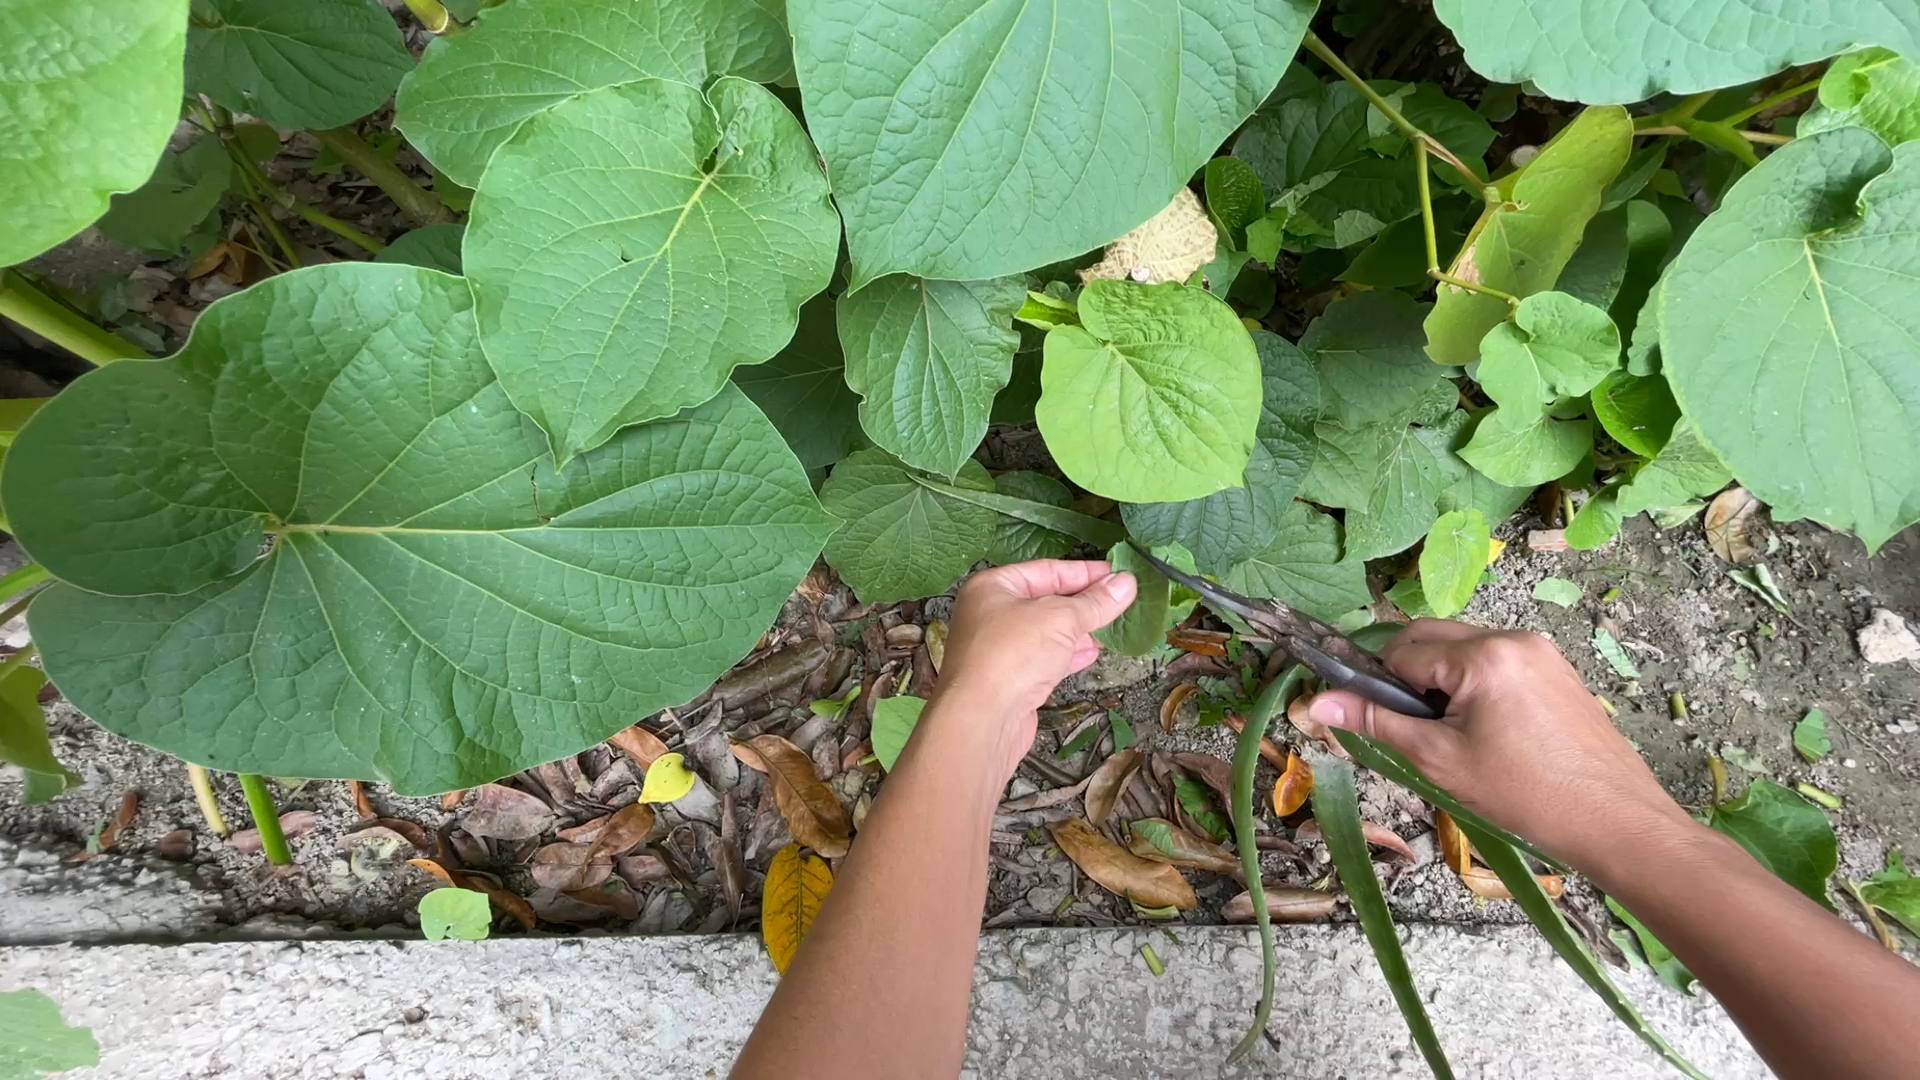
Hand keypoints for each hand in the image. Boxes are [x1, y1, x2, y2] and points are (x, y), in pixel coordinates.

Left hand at [926, 560, 1135, 781]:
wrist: (983, 719)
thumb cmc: (1014, 653)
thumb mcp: (1060, 618)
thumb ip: (1095, 602)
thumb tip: (1126, 583)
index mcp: (993, 587)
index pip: (1046, 570)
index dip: (1085, 572)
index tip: (1119, 574)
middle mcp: (991, 614)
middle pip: (1046, 600)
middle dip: (1084, 602)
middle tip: (1122, 600)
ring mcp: (999, 649)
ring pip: (1046, 632)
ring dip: (1079, 629)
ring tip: (1113, 626)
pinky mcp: (1010, 679)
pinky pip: (1044, 658)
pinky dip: (1068, 654)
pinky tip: (1092, 652)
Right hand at [1302, 619, 1689, 871]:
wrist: (1623, 828)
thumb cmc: (1524, 794)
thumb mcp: (1437, 758)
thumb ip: (1375, 721)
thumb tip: (1315, 702)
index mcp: (1483, 655)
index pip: (1401, 651)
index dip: (1383, 686)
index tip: (1391, 722)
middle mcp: (1512, 638)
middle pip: (1429, 636)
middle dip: (1408, 672)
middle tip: (1416, 723)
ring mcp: (1540, 650)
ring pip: (1459, 646)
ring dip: (1438, 675)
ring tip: (1451, 728)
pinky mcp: (1556, 668)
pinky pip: (1491, 657)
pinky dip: (1470, 679)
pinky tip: (1484, 725)